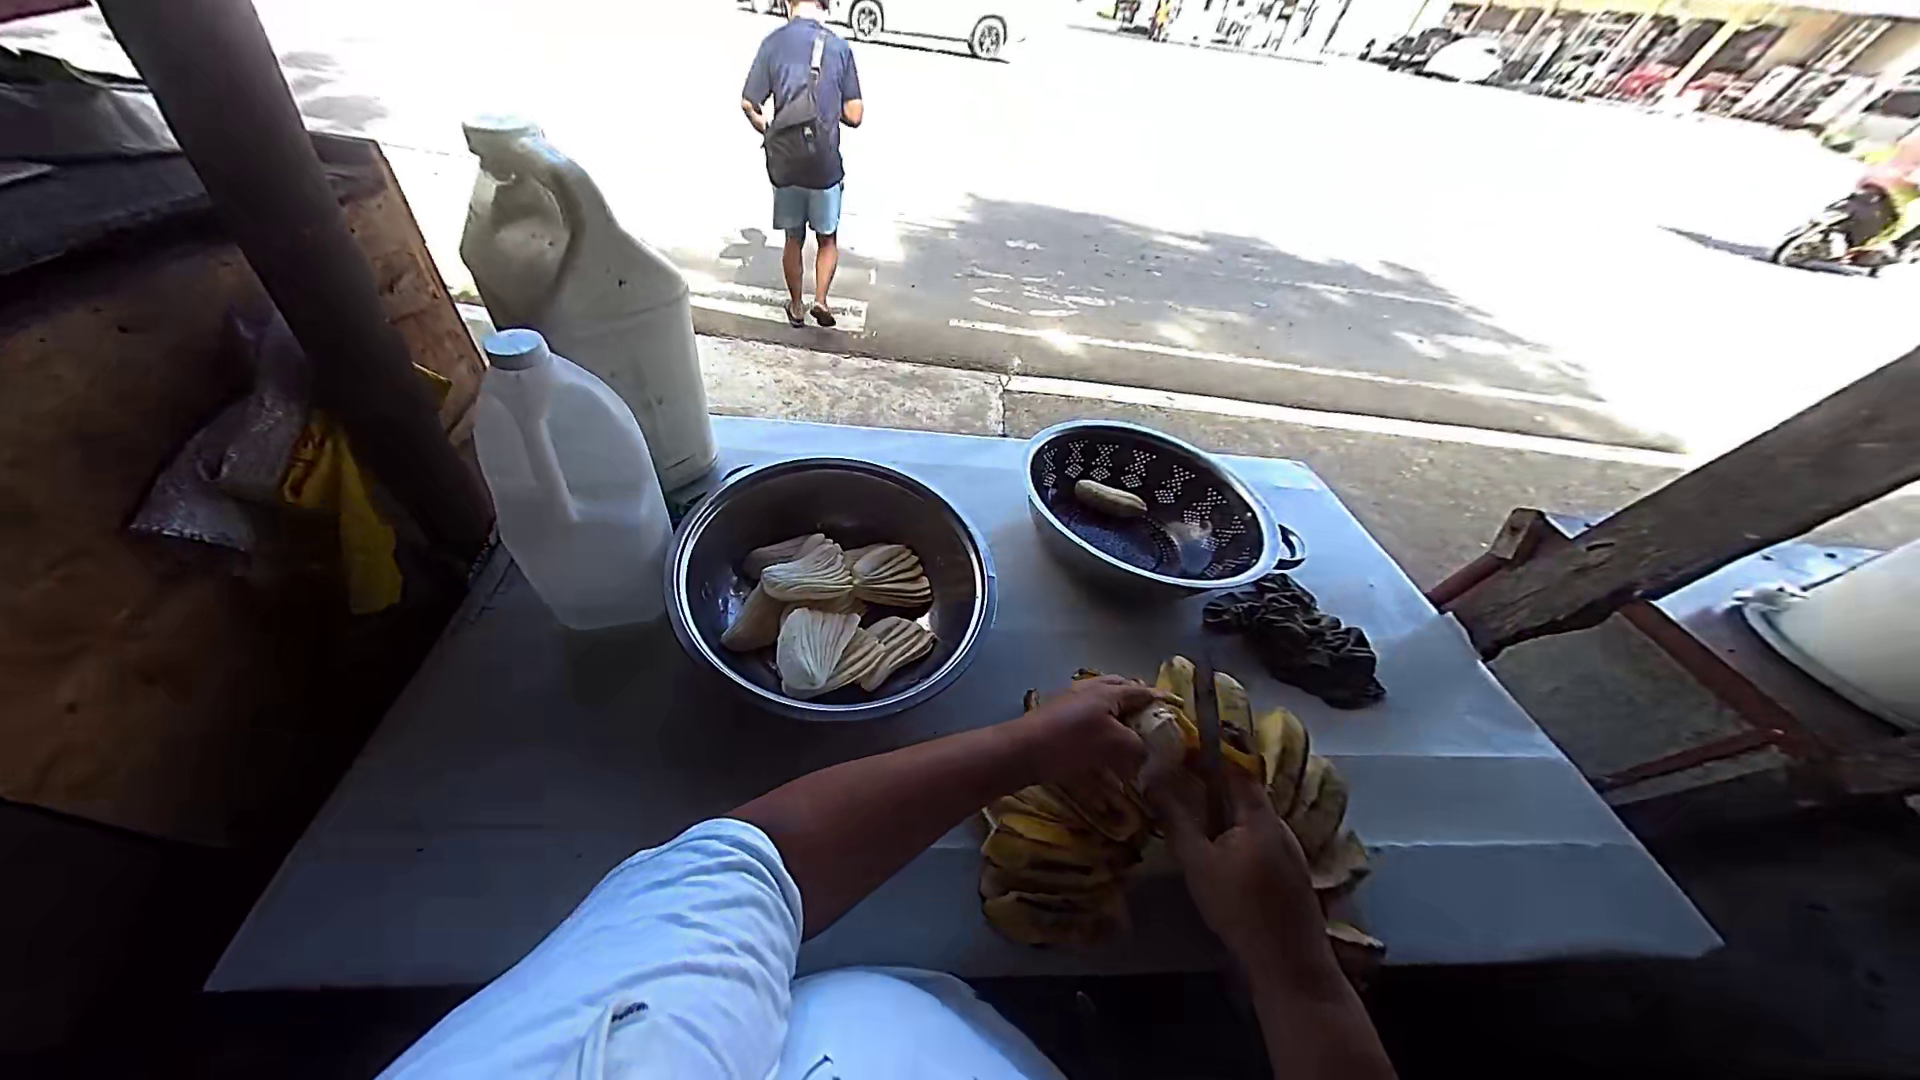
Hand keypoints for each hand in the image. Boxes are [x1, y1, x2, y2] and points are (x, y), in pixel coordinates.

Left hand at [1013, 675, 1160, 785]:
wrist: (1024, 750)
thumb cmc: (1072, 742)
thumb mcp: (1115, 744)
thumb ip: (1137, 746)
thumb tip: (1142, 752)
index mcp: (1107, 692)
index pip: (1140, 691)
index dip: (1159, 698)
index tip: (1174, 704)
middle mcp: (1089, 690)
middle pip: (1119, 689)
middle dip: (1135, 700)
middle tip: (1149, 716)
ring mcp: (1071, 701)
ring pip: (1101, 702)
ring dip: (1117, 713)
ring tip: (1128, 732)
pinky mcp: (1058, 717)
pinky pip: (1087, 716)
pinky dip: (1100, 724)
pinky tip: (1101, 742)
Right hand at [1145, 755, 1324, 974]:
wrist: (1291, 968)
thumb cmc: (1240, 909)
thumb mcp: (1198, 862)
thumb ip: (1176, 819)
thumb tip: (1153, 782)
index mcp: (1261, 817)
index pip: (1237, 769)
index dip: (1210, 755)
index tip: (1181, 751)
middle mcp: (1280, 827)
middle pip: (1244, 793)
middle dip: (1213, 784)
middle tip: (1180, 783)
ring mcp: (1290, 852)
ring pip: (1251, 819)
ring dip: (1224, 811)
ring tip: (1193, 816)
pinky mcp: (1291, 874)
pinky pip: (1259, 839)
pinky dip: (1235, 832)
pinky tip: (1218, 852)